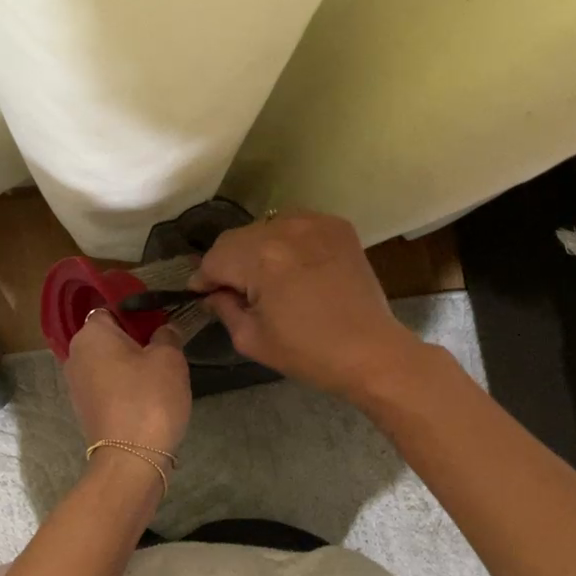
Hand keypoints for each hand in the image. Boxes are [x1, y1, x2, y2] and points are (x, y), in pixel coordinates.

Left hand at [62, 311, 189, 453]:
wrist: (131, 458)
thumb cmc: (149, 398)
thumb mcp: (169, 358)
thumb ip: (167, 335)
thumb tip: (163, 330)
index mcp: (91, 334)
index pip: (111, 310)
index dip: (136, 314)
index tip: (160, 325)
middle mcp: (75, 355)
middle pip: (108, 337)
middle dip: (134, 341)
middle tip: (164, 351)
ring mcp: (76, 384)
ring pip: (108, 363)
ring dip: (130, 366)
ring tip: (159, 377)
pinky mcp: (84, 409)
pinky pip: (106, 386)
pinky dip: (124, 387)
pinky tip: (146, 398)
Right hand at [190, 210, 422, 399]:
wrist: (371, 352)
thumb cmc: (308, 352)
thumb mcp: (251, 338)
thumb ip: (224, 309)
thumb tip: (213, 294)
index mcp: (260, 258)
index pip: (214, 258)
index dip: (204, 279)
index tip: (203, 295)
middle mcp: (284, 230)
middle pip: (236, 238)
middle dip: (228, 263)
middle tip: (233, 290)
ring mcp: (314, 223)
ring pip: (264, 227)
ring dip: (256, 249)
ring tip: (265, 277)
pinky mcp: (336, 226)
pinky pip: (294, 224)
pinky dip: (285, 240)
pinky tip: (292, 265)